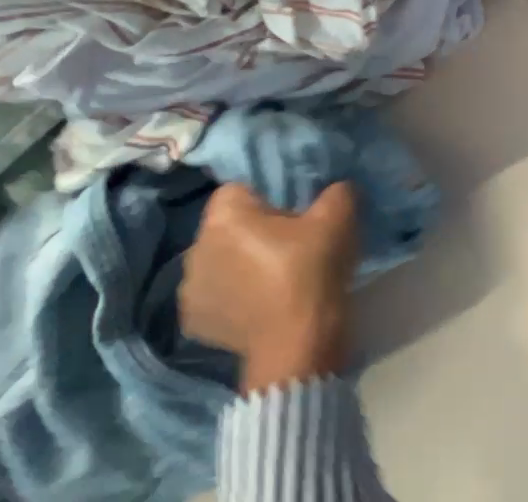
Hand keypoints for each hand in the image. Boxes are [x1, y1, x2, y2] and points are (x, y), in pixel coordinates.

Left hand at [180, 181, 359, 394]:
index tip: (295, 211)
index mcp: (225, 218)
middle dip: (253, 229)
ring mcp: (188, 288)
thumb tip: (332, 188)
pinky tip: (261, 303)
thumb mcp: (340, 217)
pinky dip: (234, 295)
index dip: (267, 194)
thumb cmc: (313, 269)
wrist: (298, 339)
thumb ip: (336, 191)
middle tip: (293, 242)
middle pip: (227, 226)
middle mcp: (195, 249)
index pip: (237, 188)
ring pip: (218, 261)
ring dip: (240, 263)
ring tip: (277, 276)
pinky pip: (216, 294)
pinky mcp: (192, 321)